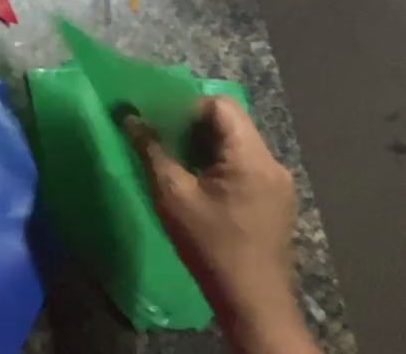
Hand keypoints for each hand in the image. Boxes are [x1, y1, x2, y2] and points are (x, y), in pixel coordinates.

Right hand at [125, 98, 317, 353]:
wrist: (251, 301)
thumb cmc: (210, 244)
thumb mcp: (171, 193)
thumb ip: (150, 148)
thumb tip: (129, 115)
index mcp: (252, 159)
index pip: (221, 105)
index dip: (185, 104)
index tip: (156, 117)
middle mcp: (271, 164)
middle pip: (229, 121)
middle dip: (189, 122)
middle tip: (157, 134)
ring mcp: (276, 183)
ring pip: (234, 142)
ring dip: (200, 142)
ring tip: (169, 154)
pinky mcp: (272, 198)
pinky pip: (240, 162)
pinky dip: (213, 160)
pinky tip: (192, 177)